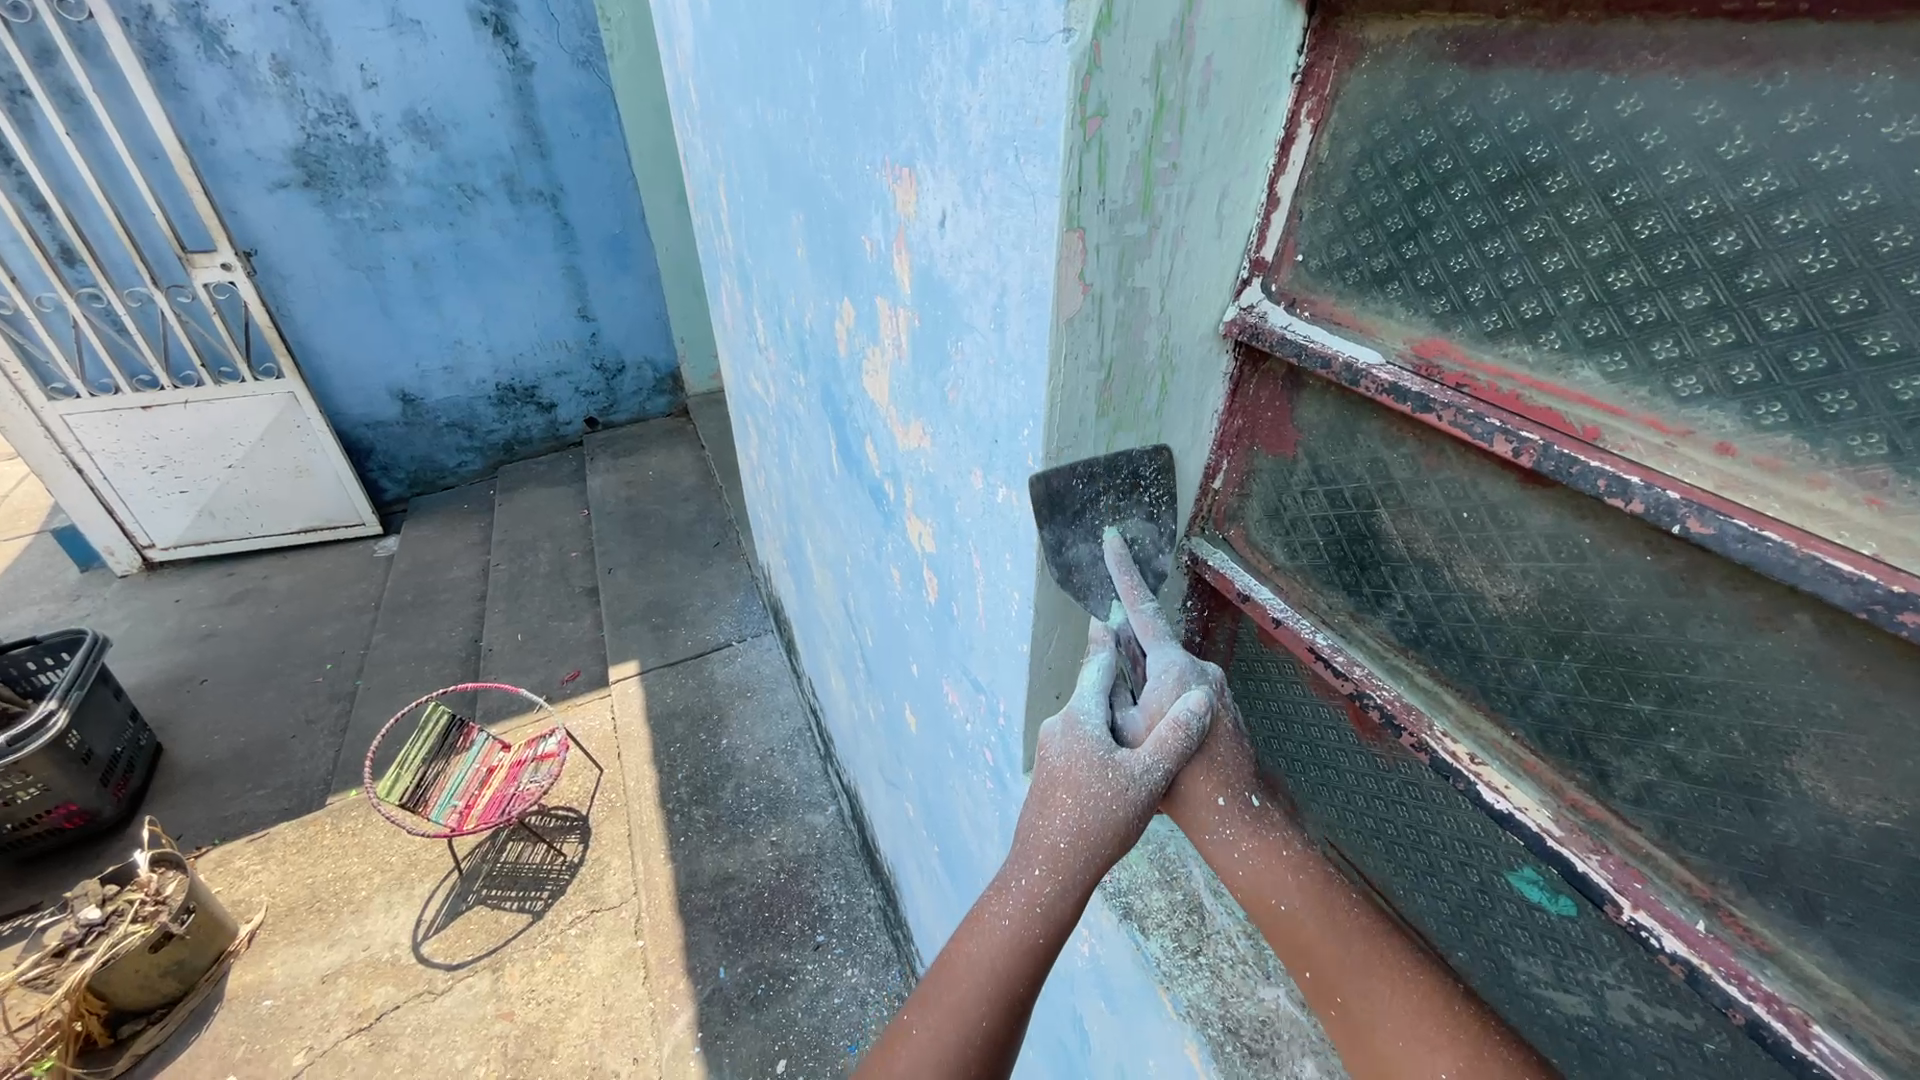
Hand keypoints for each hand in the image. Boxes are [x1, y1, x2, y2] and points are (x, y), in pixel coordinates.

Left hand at [1008, 617, 1213, 895]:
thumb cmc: (1099, 821)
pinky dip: (1104, 734)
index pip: (1099, 664)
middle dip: (1118, 674)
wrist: (1049, 869)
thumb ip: (1176, 736)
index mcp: (1079, 717)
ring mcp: (1050, 750)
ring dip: (1113, 709)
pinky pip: (1081, 739)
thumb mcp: (1148, 778)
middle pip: (1093, 689)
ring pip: (1088, 717)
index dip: (1111, 637)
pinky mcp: (1050, 772)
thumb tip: (1202, 696)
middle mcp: (1058, 725)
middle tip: (1142, 655)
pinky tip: (1122, 752)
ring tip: (1143, 705)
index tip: (1114, 610)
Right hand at [1102, 528, 1260, 820]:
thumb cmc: (1172, 774)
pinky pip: (1181, 688)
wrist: (1234, 814)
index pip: (1141, 608)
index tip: (1112, 537)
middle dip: (1125, 663)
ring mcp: (1214, 684)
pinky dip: (1162, 701)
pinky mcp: (1221, 701)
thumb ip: (1110, 676)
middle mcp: (1199, 667)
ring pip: (1164, 672)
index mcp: (1174, 668)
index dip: (1122, 571)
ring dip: (1144, 689)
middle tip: (1116, 701)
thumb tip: (1101, 632)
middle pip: (1149, 648)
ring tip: (1139, 736)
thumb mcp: (1123, 727)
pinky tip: (1158, 737)